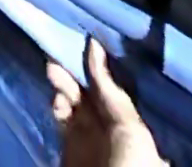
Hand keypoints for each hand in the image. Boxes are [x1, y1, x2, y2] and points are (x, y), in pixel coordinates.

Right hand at [47, 39, 167, 166]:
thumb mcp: (131, 133)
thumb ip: (113, 94)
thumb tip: (95, 47)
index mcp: (137, 132)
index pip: (116, 90)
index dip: (102, 66)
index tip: (86, 38)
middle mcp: (114, 134)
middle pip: (93, 93)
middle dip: (78, 73)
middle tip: (62, 54)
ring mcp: (91, 143)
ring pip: (75, 103)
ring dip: (64, 85)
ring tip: (53, 72)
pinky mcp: (69, 152)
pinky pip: (62, 120)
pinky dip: (57, 105)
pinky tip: (56, 100)